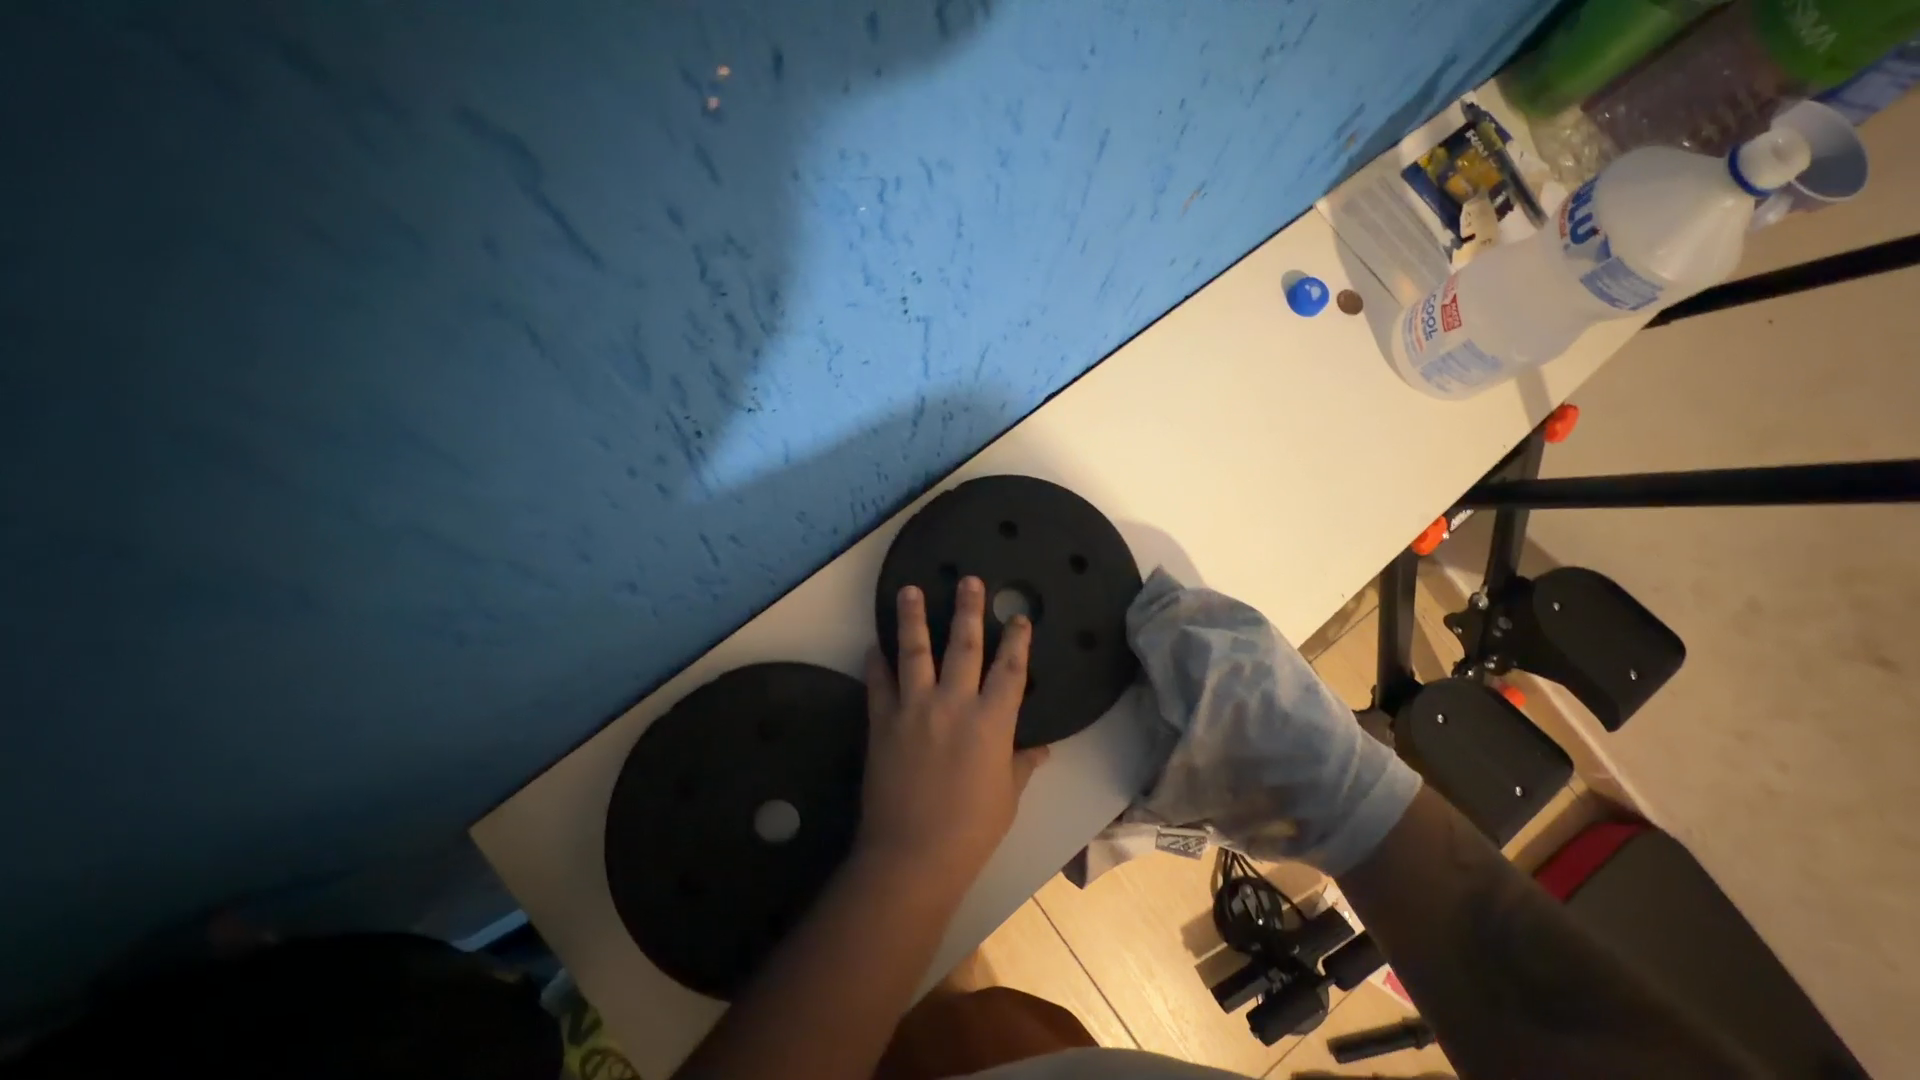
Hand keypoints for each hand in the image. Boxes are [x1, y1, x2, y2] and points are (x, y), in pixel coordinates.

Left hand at [857, 577, 1049, 892]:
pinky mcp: (882, 722)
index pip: (1010, 670)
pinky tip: (874, 645)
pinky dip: (876, 662)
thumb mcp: (1007, 796)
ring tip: (909, 590)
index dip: (1018, 641)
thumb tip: (1040, 747)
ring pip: (914, 652)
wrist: (912, 853)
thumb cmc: (970, 829)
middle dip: (968, 610)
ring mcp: (914, 709)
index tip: (1020, 617)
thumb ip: (1021, 764)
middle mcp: (954, 704)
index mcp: (992, 723)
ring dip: (912, 618)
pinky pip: (878, 683)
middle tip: (968, 581)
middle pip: (963, 646)